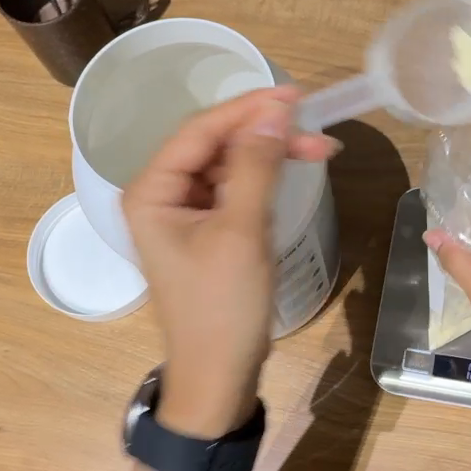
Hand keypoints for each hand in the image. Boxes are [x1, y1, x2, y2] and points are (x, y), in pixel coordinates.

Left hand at [123, 87, 336, 437]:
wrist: (219, 375)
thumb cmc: (223, 307)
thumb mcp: (242, 232)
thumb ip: (256, 166)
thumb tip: (275, 111)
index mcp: (150, 192)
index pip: (200, 131)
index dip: (248, 108)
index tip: (297, 95)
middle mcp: (159, 195)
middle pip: (215, 144)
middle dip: (265, 134)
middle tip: (318, 131)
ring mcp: (182, 214)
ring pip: (229, 165)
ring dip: (270, 155)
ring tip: (320, 151)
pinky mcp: (205, 232)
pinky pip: (233, 190)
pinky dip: (264, 180)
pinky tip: (293, 172)